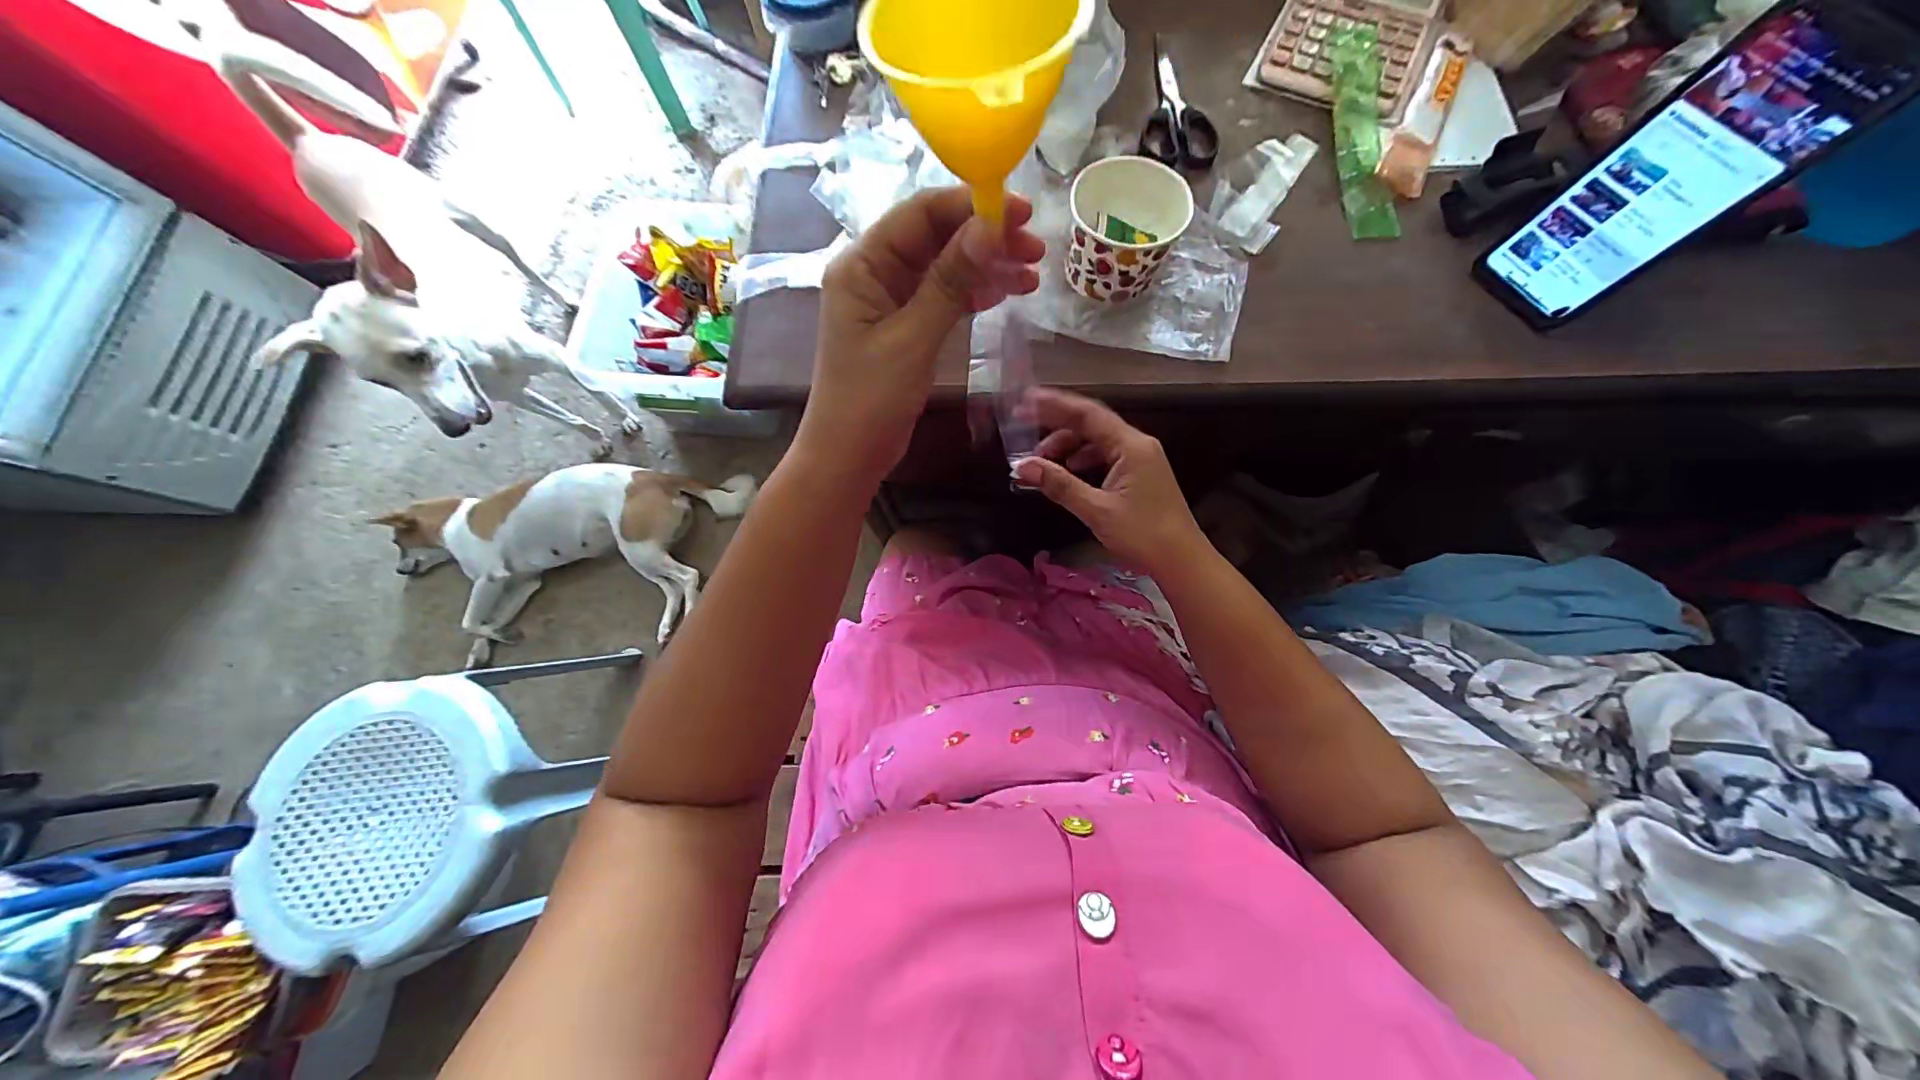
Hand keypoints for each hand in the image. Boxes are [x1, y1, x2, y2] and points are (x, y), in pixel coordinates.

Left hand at [795, 188, 1043, 487]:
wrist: (848, 457)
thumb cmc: (870, 400)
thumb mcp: (912, 339)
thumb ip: (950, 282)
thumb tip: (991, 227)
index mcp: (862, 265)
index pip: (920, 215)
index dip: (971, 206)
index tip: (1022, 212)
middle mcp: (874, 273)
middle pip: (936, 237)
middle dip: (985, 238)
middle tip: (1035, 248)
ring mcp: (890, 300)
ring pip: (945, 267)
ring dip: (987, 266)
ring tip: (1032, 275)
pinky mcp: (905, 325)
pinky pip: (944, 296)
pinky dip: (974, 293)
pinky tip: (1007, 293)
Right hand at [1011, 389, 1209, 576]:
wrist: (1182, 560)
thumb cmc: (1143, 534)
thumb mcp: (1097, 510)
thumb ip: (1060, 485)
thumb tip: (1024, 467)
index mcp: (1130, 446)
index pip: (1086, 414)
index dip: (1053, 405)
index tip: (1025, 402)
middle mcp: (1137, 445)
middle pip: (1090, 424)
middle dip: (1056, 427)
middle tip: (1025, 434)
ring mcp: (1140, 459)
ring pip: (1096, 441)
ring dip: (1067, 447)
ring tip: (1041, 461)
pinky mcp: (1139, 474)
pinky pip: (1104, 456)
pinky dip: (1081, 460)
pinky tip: (1066, 472)